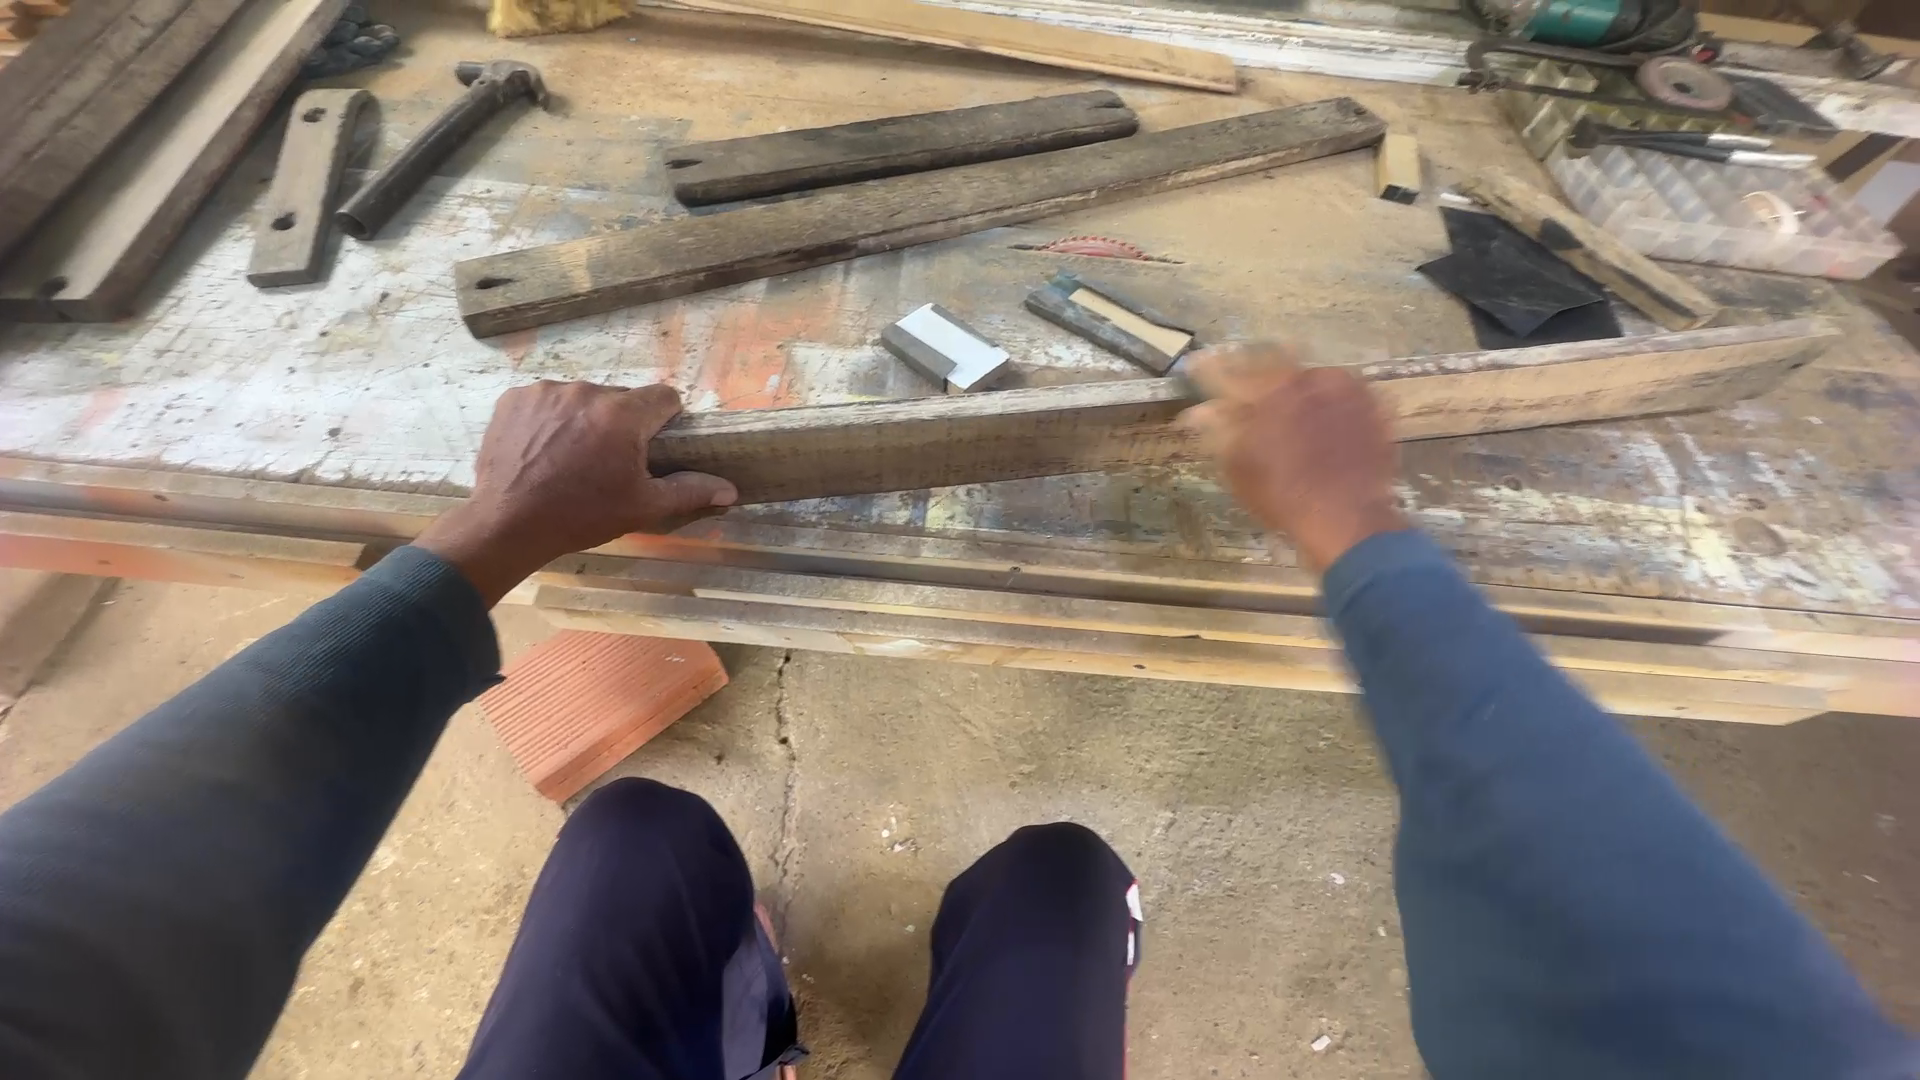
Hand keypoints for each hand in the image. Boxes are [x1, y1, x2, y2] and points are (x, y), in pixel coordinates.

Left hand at [415, 381, 737, 605]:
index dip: (667, 420)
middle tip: (611, 461)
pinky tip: (544, 448)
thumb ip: (691, 490)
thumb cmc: (583, 515)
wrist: (508, 524)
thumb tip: (731, 489)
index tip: (655, 445)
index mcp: (623, 415)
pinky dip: (552, 418)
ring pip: (585, 398)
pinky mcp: (514, 397)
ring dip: (587, 419)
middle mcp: (586, 391)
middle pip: (622, 398)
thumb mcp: (644, 506)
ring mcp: (546, 391)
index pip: (664, 396)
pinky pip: (548, 399)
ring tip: (573, 456)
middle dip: (623, 423)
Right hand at [1180, 344, 1405, 573]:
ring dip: (1295, 384)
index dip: (1209, 370)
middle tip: (1246, 388)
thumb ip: (1218, 430)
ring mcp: (1347, 389)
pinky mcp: (1374, 405)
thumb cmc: (1282, 495)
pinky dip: (1328, 398)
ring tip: (1288, 403)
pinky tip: (1323, 417)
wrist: (1348, 518)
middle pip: (1274, 361)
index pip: (1230, 371)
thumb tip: (1197, 411)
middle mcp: (1308, 377)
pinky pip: (1344, 391)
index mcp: (1269, 389)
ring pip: (1310, 374)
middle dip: (1255, 371)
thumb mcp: (1239, 467)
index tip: (1197, 366)